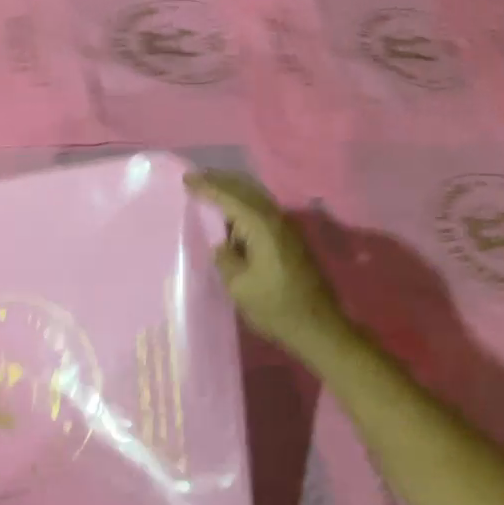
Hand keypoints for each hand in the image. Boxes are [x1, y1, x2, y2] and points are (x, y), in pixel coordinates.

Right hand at [185, 170, 352, 359]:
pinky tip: (231, 219)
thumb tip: (222, 246)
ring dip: (233, 194)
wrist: (318, 326)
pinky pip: (262, 213)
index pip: (230, 197)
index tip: (186, 179)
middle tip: (196, 178)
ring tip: (209, 193)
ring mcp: (287, 229)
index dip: (207, 187)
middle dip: (221, 181)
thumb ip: (225, 259)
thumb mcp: (239, 286)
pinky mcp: (291, 241)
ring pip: (256, 200)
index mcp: (263, 226)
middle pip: (246, 190)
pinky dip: (244, 209)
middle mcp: (277, 219)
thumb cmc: (276, 308)